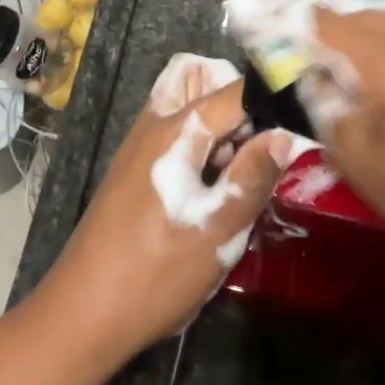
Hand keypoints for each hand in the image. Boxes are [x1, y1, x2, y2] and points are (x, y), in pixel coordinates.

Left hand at [34, 57, 293, 359]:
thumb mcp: (218, 230)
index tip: (301, 123)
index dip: (272, 100)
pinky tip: (212, 184)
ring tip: (236, 165)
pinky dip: (197, 138)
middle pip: (195, 72)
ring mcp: (138, 143)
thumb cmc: (157, 272)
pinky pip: (171, 127)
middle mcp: (153, 123)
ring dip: (215, 117)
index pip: (234, 89)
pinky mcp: (133, 166)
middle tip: (258, 140)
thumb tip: (286, 135)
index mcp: (176, 130)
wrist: (83, 311)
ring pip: (181, 99)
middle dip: (234, 94)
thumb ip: (253, 176)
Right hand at [304, 8, 384, 259]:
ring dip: (367, 34)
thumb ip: (328, 107)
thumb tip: (316, 76)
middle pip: (365, 16)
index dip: (299, 25)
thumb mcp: (357, 161)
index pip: (332, 25)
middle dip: (334, 28)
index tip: (275, 28)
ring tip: (349, 63)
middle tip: (311, 52)